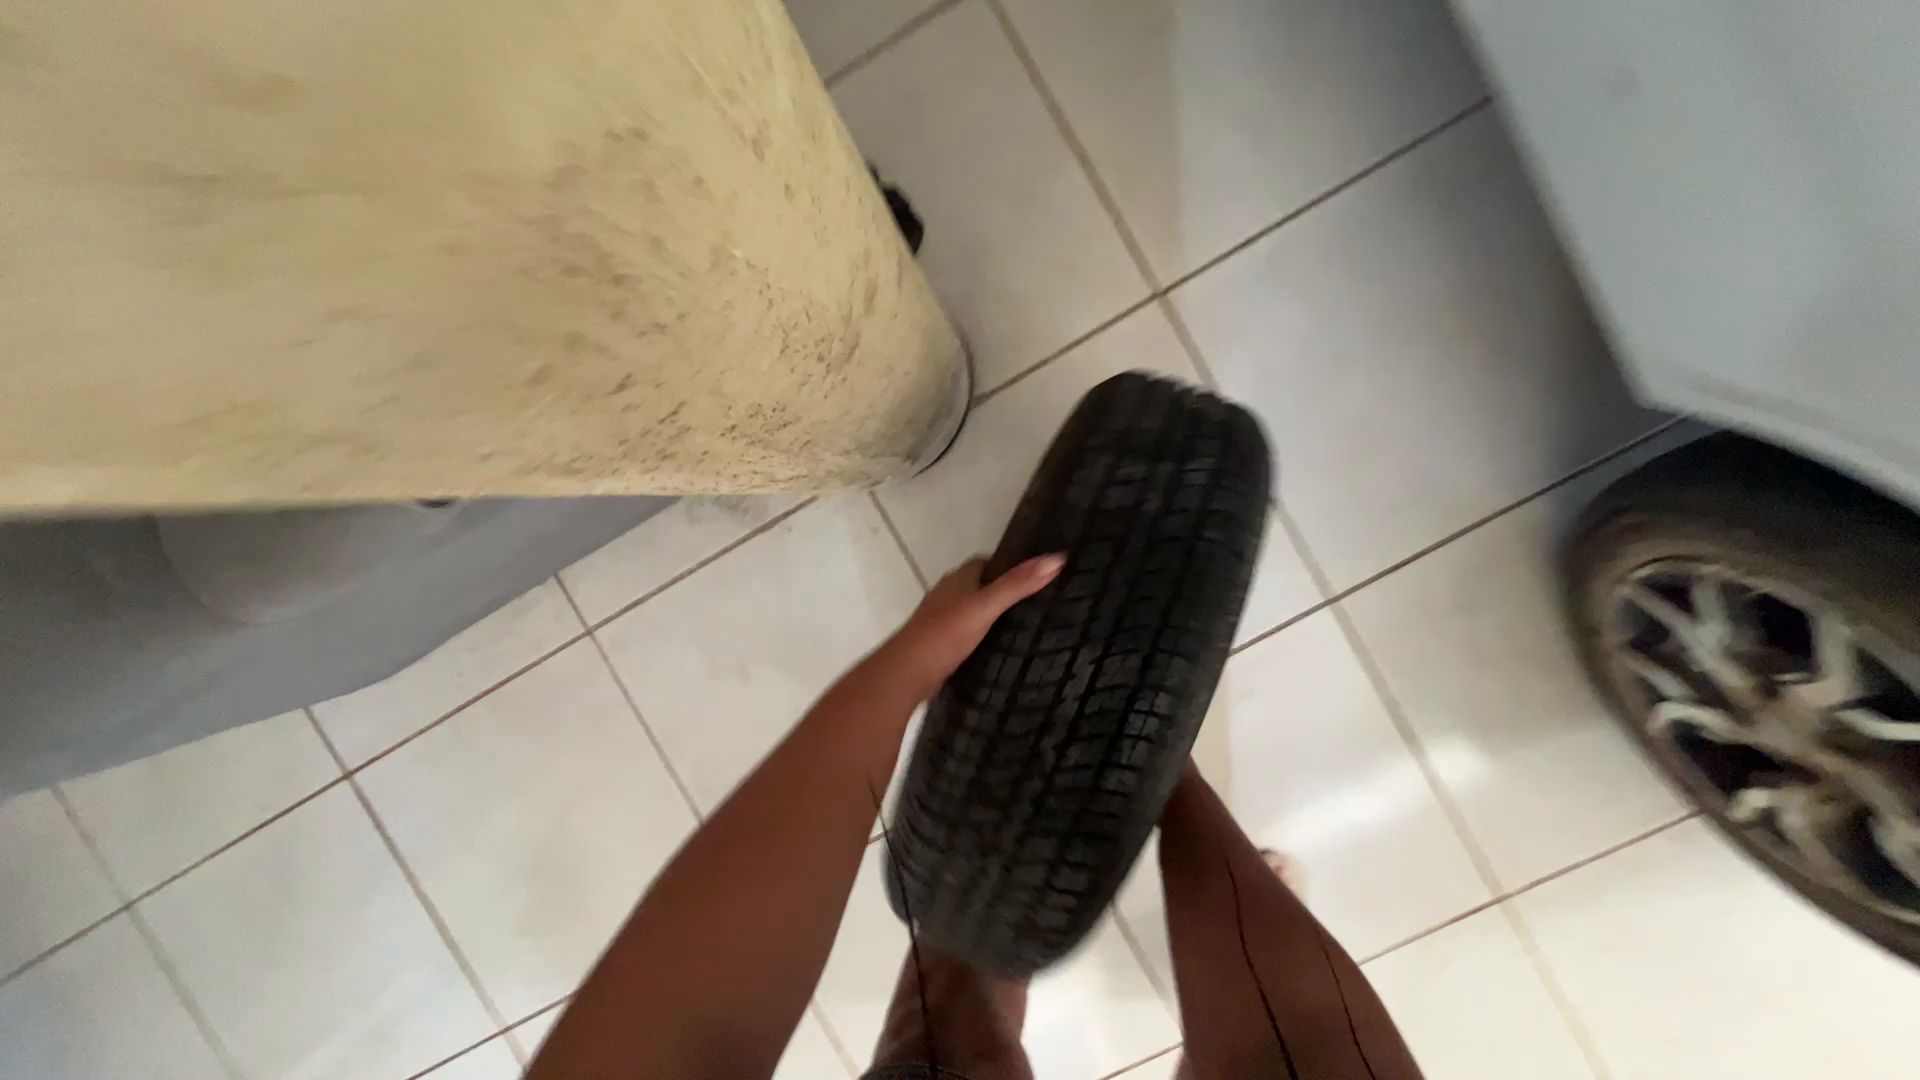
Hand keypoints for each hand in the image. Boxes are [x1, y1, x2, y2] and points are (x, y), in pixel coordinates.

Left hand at [869, 554, 1064, 701]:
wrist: (907, 674)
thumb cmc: (945, 635)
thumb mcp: (986, 607)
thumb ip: (1018, 585)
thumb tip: (1056, 558)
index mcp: (956, 580)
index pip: (983, 563)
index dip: (1005, 566)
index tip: (1031, 576)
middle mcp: (945, 596)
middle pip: (975, 586)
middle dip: (999, 591)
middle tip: (1031, 604)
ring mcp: (938, 621)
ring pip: (968, 611)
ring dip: (987, 616)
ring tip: (1019, 628)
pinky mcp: (936, 645)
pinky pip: (962, 635)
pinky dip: (977, 638)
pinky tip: (993, 651)